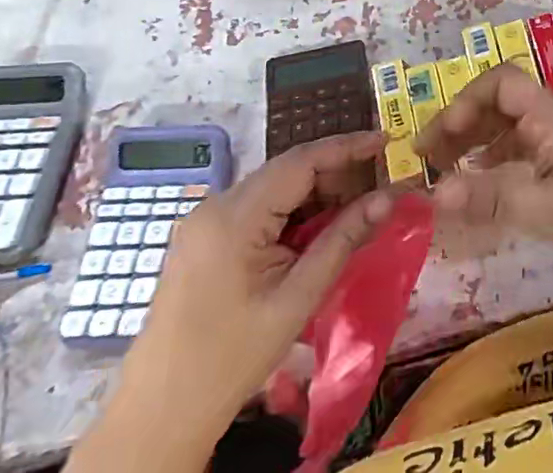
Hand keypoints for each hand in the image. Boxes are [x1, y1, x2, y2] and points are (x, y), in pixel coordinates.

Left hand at [125, 133, 392, 420]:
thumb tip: (389, 198)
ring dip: (317, 194)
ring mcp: (206, 221)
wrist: (163, 410)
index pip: (301, 161)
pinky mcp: (204, 238)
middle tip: (380, 186)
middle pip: (288, 170)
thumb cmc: (234, 356)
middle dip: (336, 173)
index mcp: (235, 217)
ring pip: (275, 188)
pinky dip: (293, 212)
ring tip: (357, 211)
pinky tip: (318, 231)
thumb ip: (344, 239)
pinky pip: (259, 208)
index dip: (347, 147)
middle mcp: (216, 206)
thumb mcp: (299, 296)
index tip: (387, 141)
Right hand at [417, 66, 552, 260]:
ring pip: (509, 120)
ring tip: (447, 170)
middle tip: (429, 159)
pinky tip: (485, 179)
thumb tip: (434, 194)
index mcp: (550, 113)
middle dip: (461, 123)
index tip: (441, 140)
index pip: (500, 81)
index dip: (464, 102)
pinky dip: (497, 154)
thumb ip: (491, 198)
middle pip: (499, 100)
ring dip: (476, 139)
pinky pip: (524, 139)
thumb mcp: (547, 209)